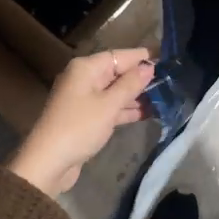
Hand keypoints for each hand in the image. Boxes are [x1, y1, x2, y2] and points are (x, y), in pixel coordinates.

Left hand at [9, 49, 154, 197]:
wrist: (49, 162)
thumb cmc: (80, 127)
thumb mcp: (109, 105)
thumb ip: (131, 84)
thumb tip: (149, 67)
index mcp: (86, 68)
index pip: (119, 55)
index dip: (142, 58)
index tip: (166, 60)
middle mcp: (84, 78)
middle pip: (117, 72)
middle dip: (141, 78)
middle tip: (170, 81)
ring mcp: (84, 99)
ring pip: (115, 91)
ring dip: (136, 95)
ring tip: (164, 98)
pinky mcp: (86, 117)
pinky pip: (110, 107)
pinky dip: (126, 109)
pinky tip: (147, 113)